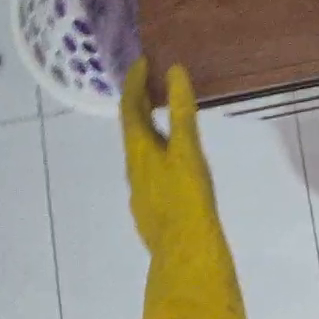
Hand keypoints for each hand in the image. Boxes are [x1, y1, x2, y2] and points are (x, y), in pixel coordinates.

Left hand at [122, 60, 246, 318]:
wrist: (186, 257)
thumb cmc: (187, 201)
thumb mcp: (188, 152)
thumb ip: (182, 112)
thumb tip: (174, 71)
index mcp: (139, 153)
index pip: (130, 110)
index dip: (134, 83)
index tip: (143, 61)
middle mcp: (135, 170)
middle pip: (132, 130)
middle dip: (140, 103)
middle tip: (154, 81)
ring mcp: (142, 191)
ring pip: (141, 150)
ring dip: (149, 127)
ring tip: (165, 113)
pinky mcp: (154, 207)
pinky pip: (151, 167)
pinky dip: (159, 149)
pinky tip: (174, 158)